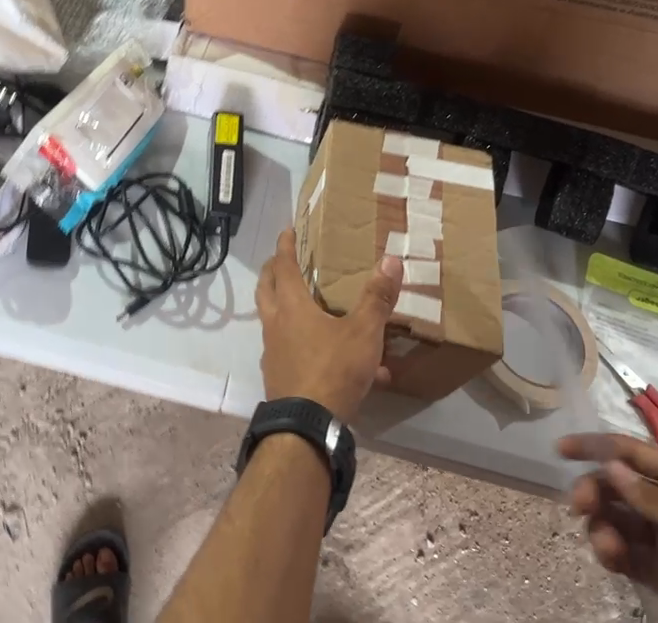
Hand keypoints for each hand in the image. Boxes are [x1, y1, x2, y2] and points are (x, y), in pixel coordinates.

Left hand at [256, 230, 403, 421]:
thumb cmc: (332, 369)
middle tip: (283, 261)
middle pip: (266, 289)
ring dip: (285, 308)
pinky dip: (304, 345)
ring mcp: (273, 351)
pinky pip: (289, 351)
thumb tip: (391, 260)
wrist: (306, 425)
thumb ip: (377, 298)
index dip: (285, 246)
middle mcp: (275, 324)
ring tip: (309, 307)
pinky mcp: (278, 376)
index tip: (286, 231)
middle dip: (273, 272)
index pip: (283, 266)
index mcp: (291, 306)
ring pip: (274, 320)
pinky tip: (333, 360)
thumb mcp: (363, 333)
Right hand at [557, 434, 657, 622]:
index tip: (561, 448)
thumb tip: (610, 466)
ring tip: (606, 547)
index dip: (597, 446)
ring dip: (600, 526)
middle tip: (579, 506)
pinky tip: (611, 559)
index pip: (634, 454)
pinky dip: (609, 552)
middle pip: (616, 486)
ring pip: (614, 519)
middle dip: (593, 490)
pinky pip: (621, 554)